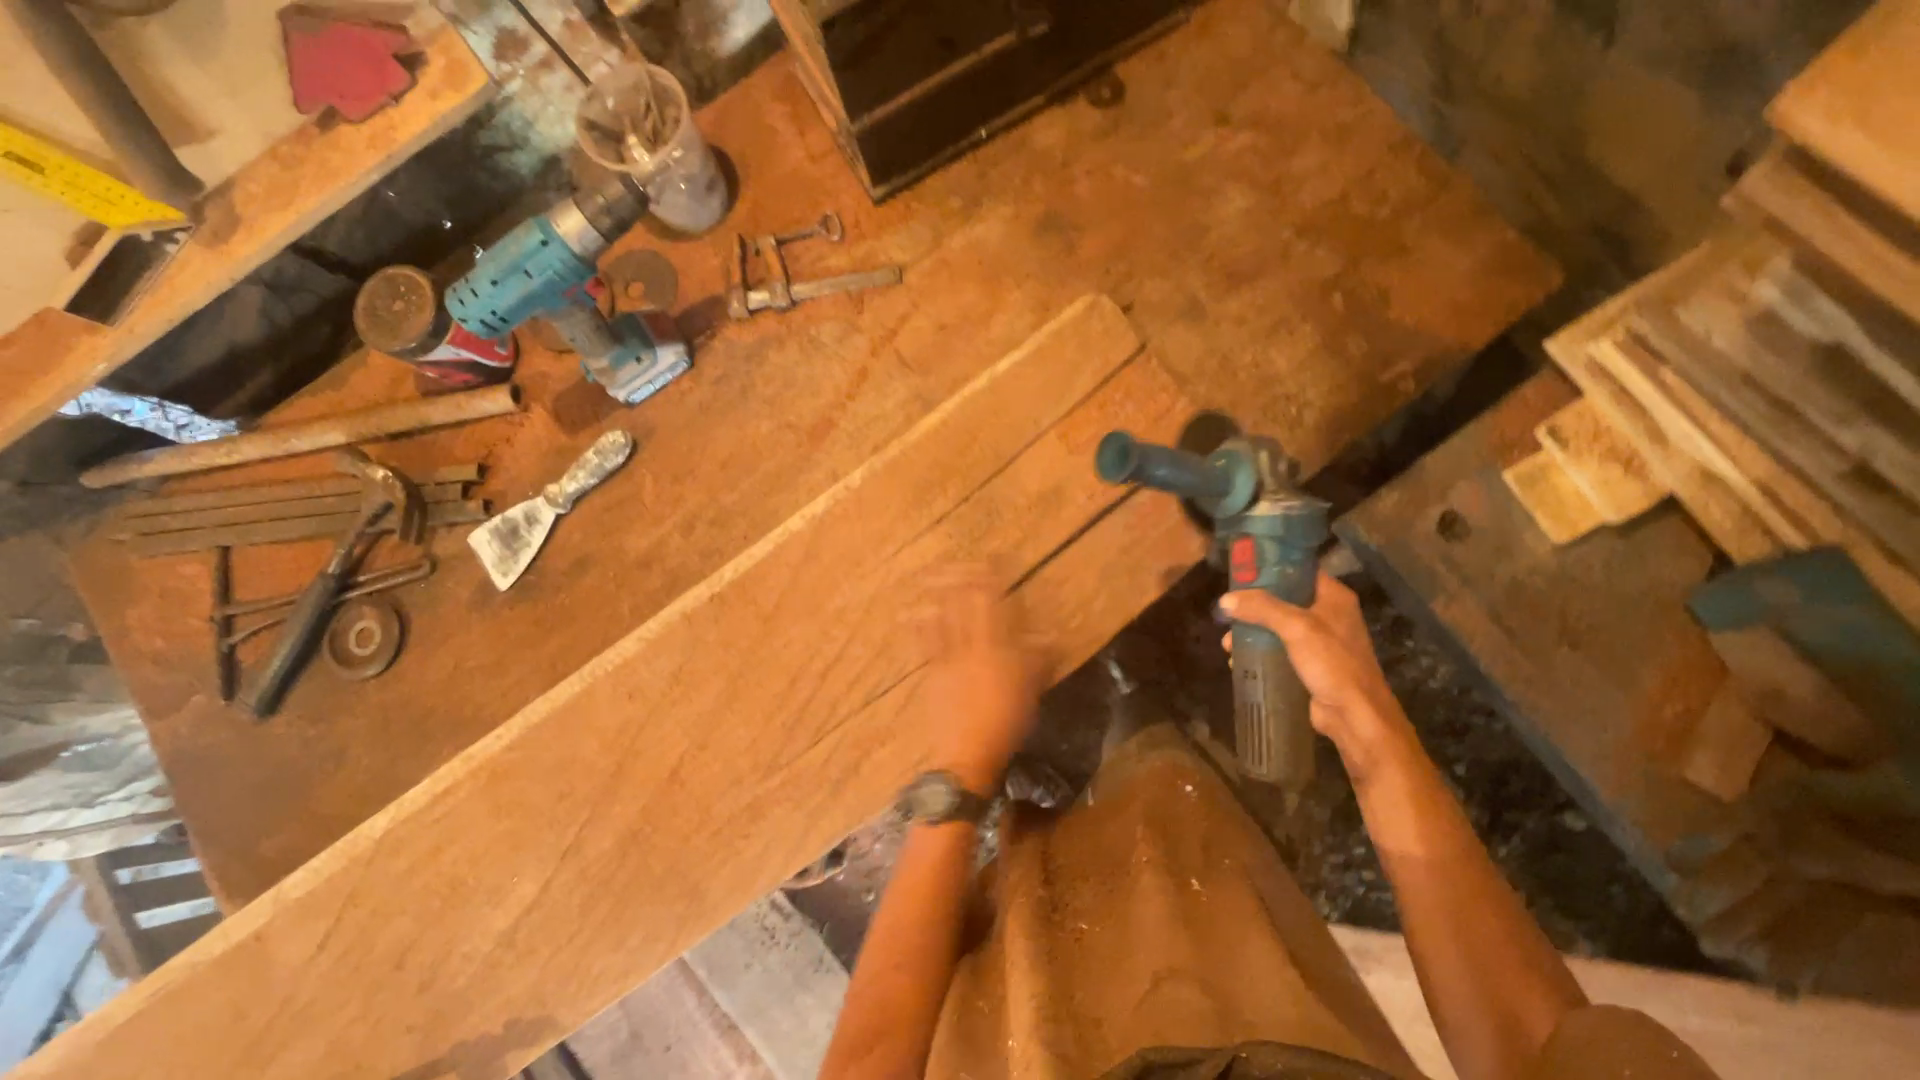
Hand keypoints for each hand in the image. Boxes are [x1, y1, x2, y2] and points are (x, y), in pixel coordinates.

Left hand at [914, 567, 1042, 793]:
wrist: (968, 754)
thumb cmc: (1007, 723)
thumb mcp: (1030, 689)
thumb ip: (1038, 658)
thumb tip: (1050, 634)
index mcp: (997, 646)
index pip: (993, 601)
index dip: (991, 576)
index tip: (994, 559)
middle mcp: (969, 644)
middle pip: (962, 602)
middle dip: (960, 576)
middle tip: (959, 559)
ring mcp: (946, 657)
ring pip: (940, 616)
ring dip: (936, 593)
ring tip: (930, 573)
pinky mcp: (931, 672)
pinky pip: (923, 641)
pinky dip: (918, 622)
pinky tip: (910, 611)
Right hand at [1218, 573, 1414, 782]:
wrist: (1354, 714)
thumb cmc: (1332, 662)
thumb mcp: (1297, 628)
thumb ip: (1262, 608)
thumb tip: (1225, 599)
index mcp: (1333, 597)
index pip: (1300, 570)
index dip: (1271, 567)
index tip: (1241, 571)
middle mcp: (1327, 614)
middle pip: (1283, 600)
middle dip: (1253, 607)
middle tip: (1228, 612)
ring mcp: (1318, 641)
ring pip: (1277, 628)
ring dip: (1252, 633)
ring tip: (1229, 644)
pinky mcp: (1308, 665)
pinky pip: (1278, 651)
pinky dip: (1259, 653)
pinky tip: (1238, 660)